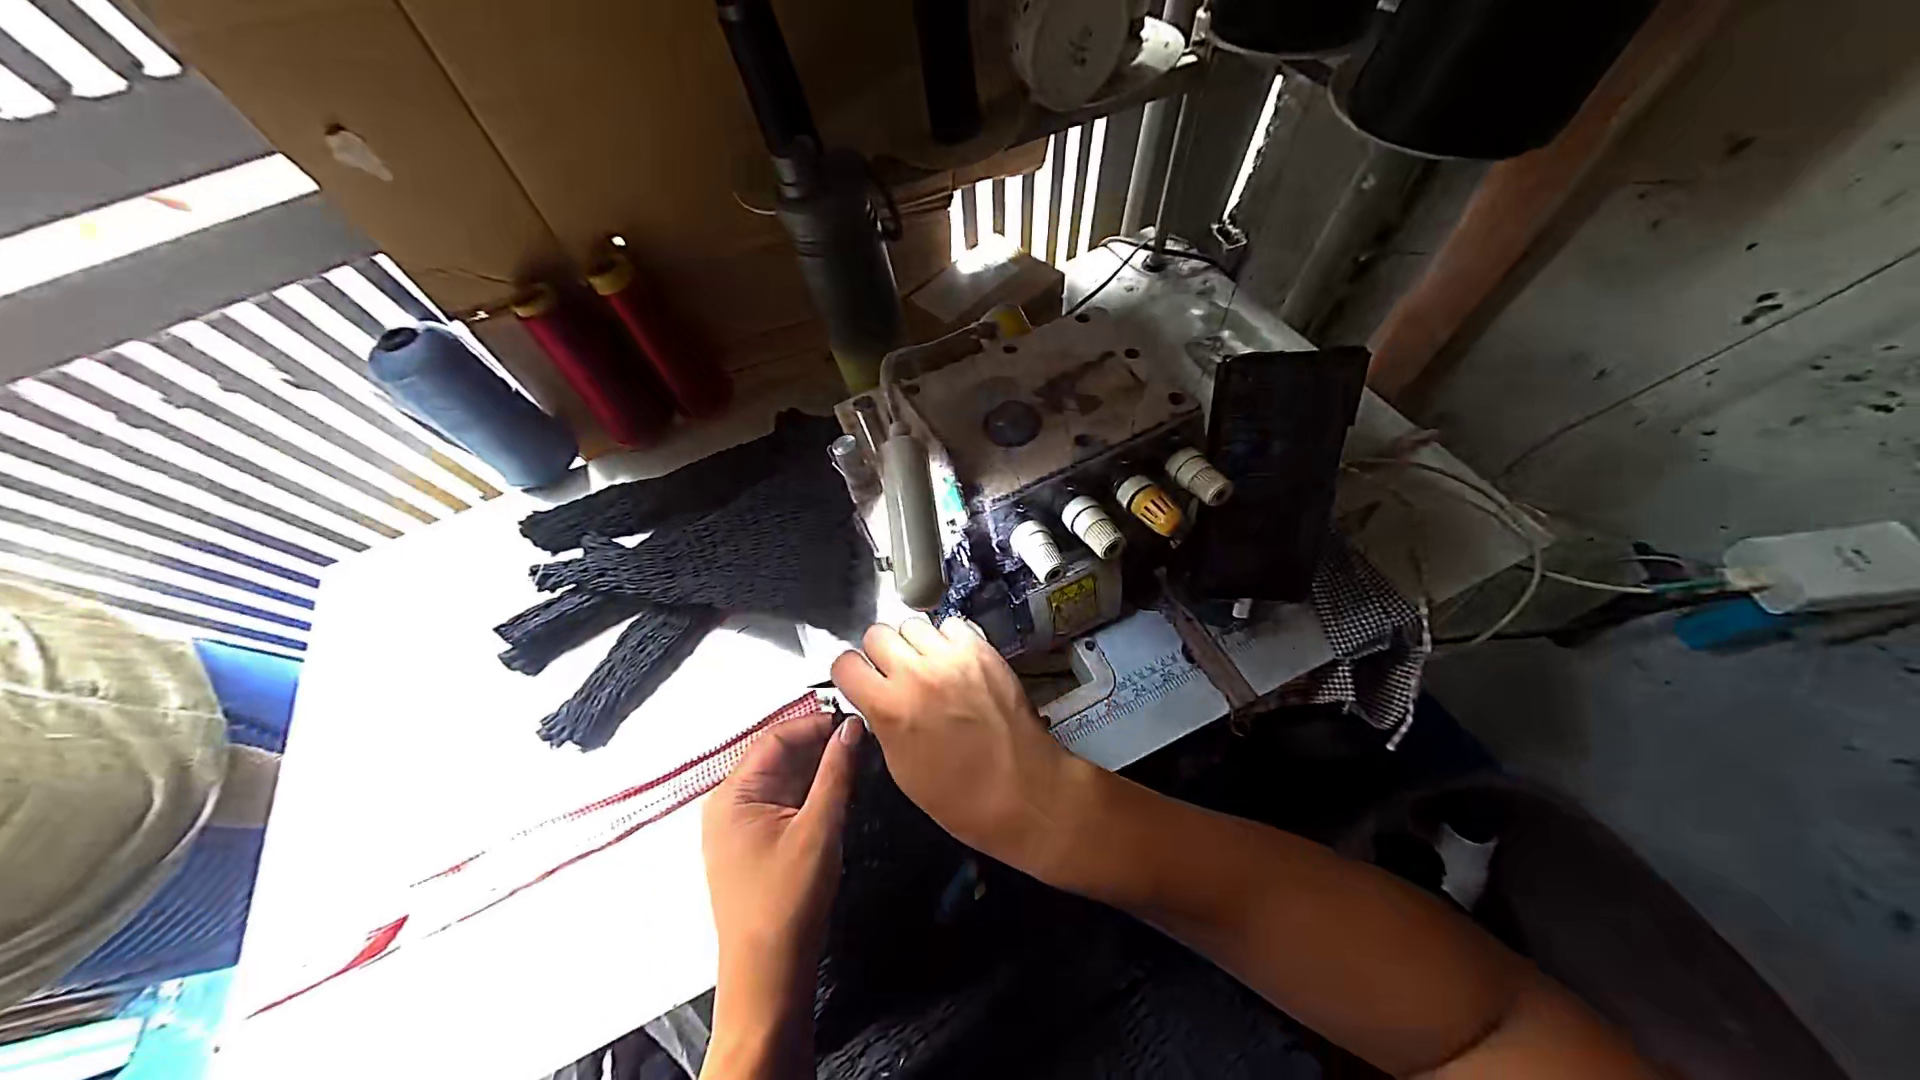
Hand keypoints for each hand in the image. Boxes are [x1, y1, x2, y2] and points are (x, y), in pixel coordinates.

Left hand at [701, 709, 859, 1015]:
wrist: (769, 976)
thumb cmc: (785, 905)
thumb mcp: (818, 829)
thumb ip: (836, 773)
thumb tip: (850, 729)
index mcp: (732, 796)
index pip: (774, 738)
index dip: (813, 724)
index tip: (849, 722)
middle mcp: (730, 806)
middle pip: (777, 756)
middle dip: (818, 745)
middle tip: (858, 740)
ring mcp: (742, 827)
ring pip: (784, 780)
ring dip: (817, 769)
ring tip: (855, 761)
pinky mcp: (757, 845)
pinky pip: (785, 803)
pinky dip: (812, 793)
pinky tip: (839, 791)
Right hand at [830, 616, 1091, 877]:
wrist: (1023, 791)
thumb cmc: (963, 796)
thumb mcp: (900, 767)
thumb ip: (882, 722)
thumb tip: (875, 699)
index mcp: (890, 708)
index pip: (845, 663)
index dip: (850, 673)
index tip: (859, 679)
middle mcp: (917, 674)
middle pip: (877, 634)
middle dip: (880, 652)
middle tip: (893, 671)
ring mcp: (952, 659)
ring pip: (914, 624)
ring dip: (914, 643)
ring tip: (927, 665)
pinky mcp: (982, 652)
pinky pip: (953, 625)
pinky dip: (949, 639)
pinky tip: (954, 661)